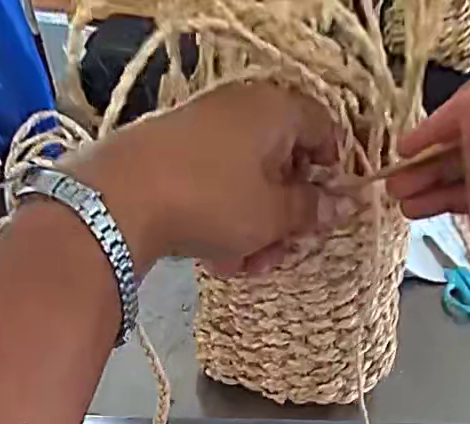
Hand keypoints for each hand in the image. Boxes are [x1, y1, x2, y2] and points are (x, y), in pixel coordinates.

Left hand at [70, 82, 341, 274]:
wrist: (124, 199)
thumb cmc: (214, 201)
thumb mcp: (274, 214)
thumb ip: (312, 210)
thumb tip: (346, 204)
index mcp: (275, 110)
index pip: (325, 131)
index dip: (332, 175)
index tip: (326, 214)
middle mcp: (242, 111)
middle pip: (286, 166)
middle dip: (287, 219)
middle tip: (280, 253)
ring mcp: (208, 133)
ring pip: (251, 187)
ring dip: (257, 232)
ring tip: (244, 266)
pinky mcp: (180, 159)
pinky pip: (220, 191)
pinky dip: (227, 224)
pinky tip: (218, 259)